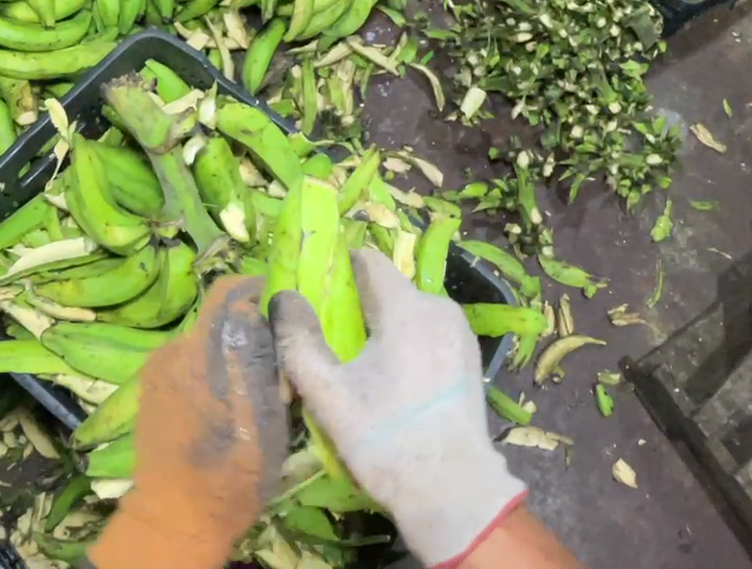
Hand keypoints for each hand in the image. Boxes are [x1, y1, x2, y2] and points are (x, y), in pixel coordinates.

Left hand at [89, 275, 287, 568]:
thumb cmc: (230, 473)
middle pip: (217, 317)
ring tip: (245, 388)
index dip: (251, 284)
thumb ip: (262, 358)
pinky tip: (218, 401)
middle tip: (269, 364)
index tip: (273, 295)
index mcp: (203, 351)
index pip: (225, 290)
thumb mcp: (265, 417)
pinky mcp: (149, 385)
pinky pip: (186, 358)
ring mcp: (157, 367)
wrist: (173, 518)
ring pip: (203, 339)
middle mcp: (174, 348)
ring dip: (224, 351)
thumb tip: (264, 314)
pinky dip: (206, 367)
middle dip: (244, 329)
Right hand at [270, 250, 526, 566]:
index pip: (368, 259)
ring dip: (383, 329)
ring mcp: (459, 331)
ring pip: (409, 312)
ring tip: (363, 371)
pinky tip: (395, 384)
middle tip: (334, 345)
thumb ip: (299, 341)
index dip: (338, 269)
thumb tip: (283, 299)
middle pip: (387, 288)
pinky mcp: (469, 357)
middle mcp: (438, 306)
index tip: (317, 294)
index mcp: (406, 306)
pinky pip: (429, 333)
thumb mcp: (329, 394)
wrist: (454, 492)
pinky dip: (408, 345)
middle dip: (357, 307)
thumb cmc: (387, 439)